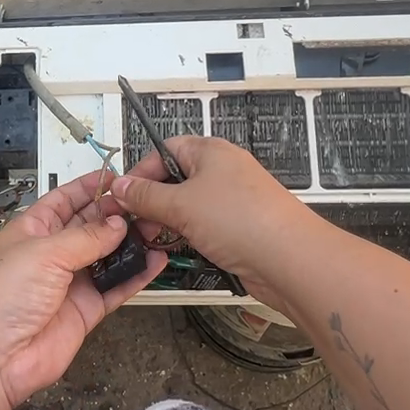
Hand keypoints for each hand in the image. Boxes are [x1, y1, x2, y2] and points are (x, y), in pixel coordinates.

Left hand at [0, 170, 166, 409]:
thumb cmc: (0, 295)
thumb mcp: (45, 251)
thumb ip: (86, 237)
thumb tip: (116, 224)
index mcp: (34, 228)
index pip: (65, 199)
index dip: (90, 188)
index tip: (116, 178)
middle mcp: (52, 253)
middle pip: (91, 226)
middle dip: (117, 214)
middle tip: (145, 204)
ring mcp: (70, 282)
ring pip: (108, 256)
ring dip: (131, 243)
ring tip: (157, 228)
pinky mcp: (85, 310)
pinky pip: (116, 287)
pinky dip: (136, 275)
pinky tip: (154, 262)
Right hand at [111, 137, 326, 309]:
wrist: (290, 260)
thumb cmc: (239, 220)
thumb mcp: (181, 205)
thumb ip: (145, 196)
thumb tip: (119, 186)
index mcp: (209, 151)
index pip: (164, 149)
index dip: (140, 171)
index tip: (122, 195)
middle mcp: (222, 170)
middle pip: (175, 177)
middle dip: (150, 199)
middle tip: (132, 222)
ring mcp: (233, 199)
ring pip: (188, 204)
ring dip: (167, 220)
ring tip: (150, 240)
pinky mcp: (240, 226)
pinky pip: (204, 224)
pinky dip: (187, 234)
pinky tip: (175, 250)